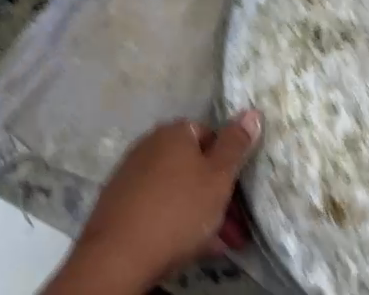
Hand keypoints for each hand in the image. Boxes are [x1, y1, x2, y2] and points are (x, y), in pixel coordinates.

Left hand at [43, 111, 261, 294]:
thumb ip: (236, 145)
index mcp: (175, 132)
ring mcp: (130, 174)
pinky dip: (174, 221)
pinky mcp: (118, 203)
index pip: (211, 136)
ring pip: (176, 189)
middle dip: (216, 195)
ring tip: (216, 243)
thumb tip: (251, 111)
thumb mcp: (218, 178)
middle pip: (193, 166)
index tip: (239, 192)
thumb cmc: (177, 210)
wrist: (117, 256)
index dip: (228, 164)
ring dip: (198, 212)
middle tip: (233, 226)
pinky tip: (186, 246)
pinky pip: (156, 206)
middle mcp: (150, 144)